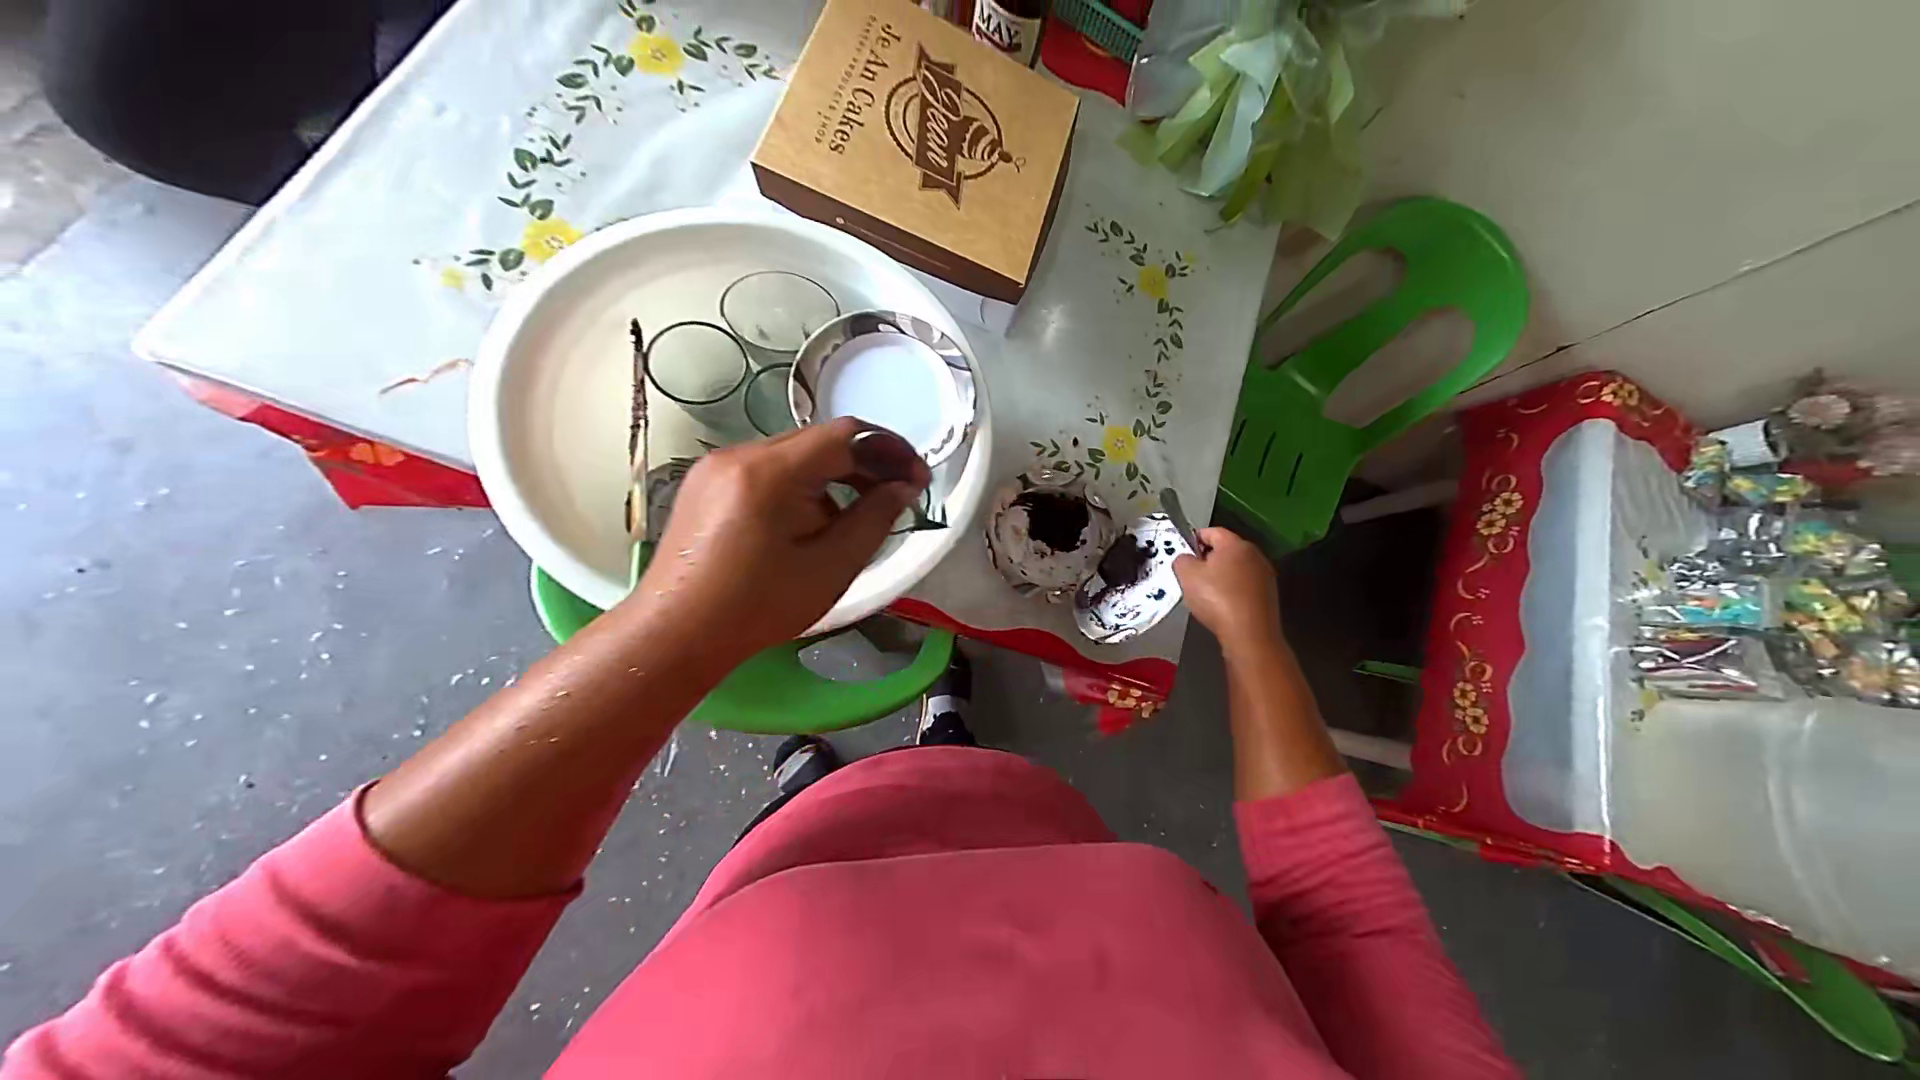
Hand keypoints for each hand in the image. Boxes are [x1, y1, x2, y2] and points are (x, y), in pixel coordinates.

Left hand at [625, 417, 930, 663]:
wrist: (676, 633)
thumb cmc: (757, 607)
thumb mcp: (830, 568)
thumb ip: (874, 520)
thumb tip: (902, 488)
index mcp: (769, 472)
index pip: (846, 435)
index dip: (890, 450)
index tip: (917, 479)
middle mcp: (739, 454)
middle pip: (818, 440)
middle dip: (864, 464)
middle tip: (895, 496)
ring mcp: (717, 465)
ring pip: (794, 454)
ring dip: (833, 476)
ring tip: (854, 517)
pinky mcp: (707, 482)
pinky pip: (767, 469)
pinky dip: (800, 485)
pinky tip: (809, 523)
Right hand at [1173, 526, 1282, 657]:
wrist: (1249, 634)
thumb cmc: (1216, 599)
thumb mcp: (1186, 576)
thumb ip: (1181, 559)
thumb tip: (1186, 558)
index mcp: (1235, 544)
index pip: (1211, 531)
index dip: (1194, 539)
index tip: (1184, 554)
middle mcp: (1255, 555)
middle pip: (1225, 550)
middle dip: (1207, 559)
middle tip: (1192, 576)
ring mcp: (1265, 575)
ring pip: (1236, 568)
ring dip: (1220, 576)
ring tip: (1207, 595)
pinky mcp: (1269, 595)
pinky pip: (1244, 586)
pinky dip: (1232, 591)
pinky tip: (1223, 607)